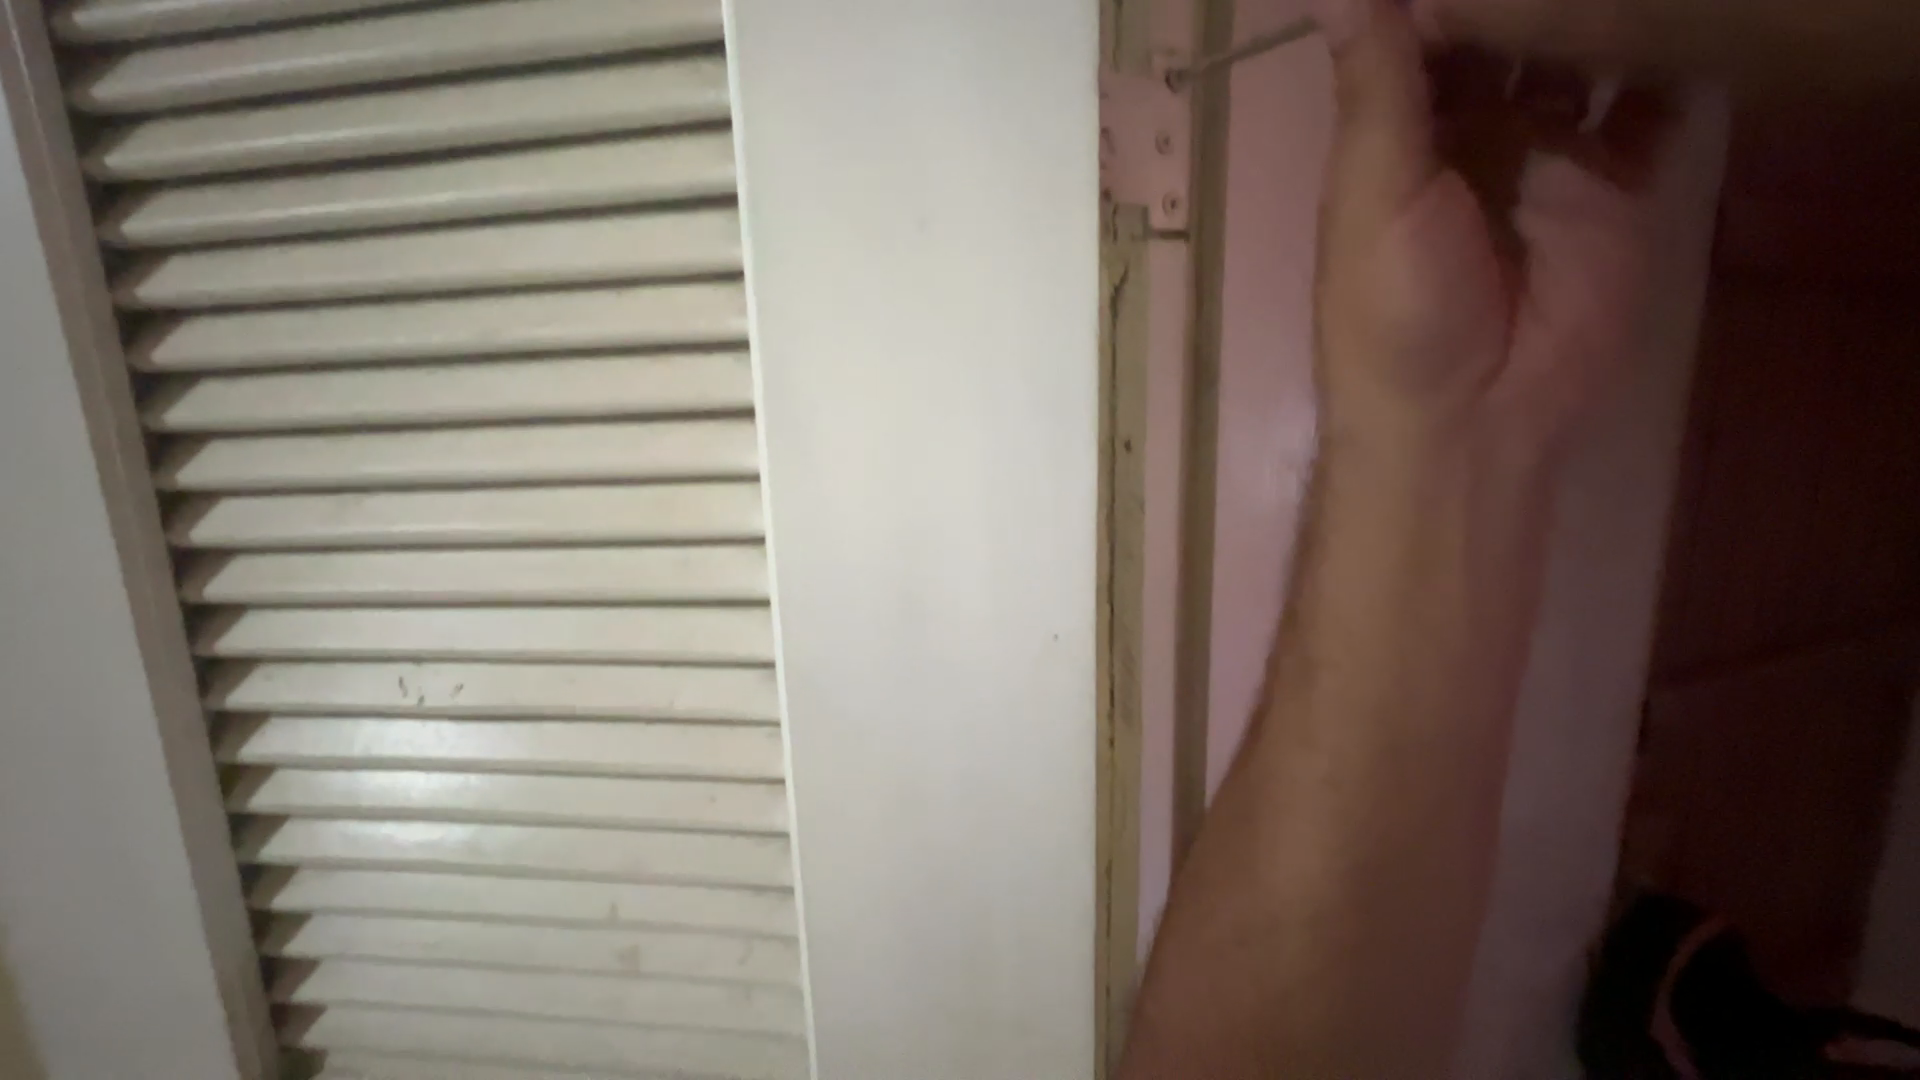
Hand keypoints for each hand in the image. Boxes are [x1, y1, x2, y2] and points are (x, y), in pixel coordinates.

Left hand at [1313, 0, 1675, 467]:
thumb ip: (1375, 90)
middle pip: (1508, 33)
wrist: (1466, 416)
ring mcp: (1546, 160)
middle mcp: (1469, 139)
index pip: (1424, 34)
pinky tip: (1699, 11)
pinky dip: (1674, 60)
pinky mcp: (1614, 189)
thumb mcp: (1372, 195)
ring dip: (1608, 4)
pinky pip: (1650, 108)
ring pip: (1584, 55)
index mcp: (1395, 141)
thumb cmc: (1393, 310)